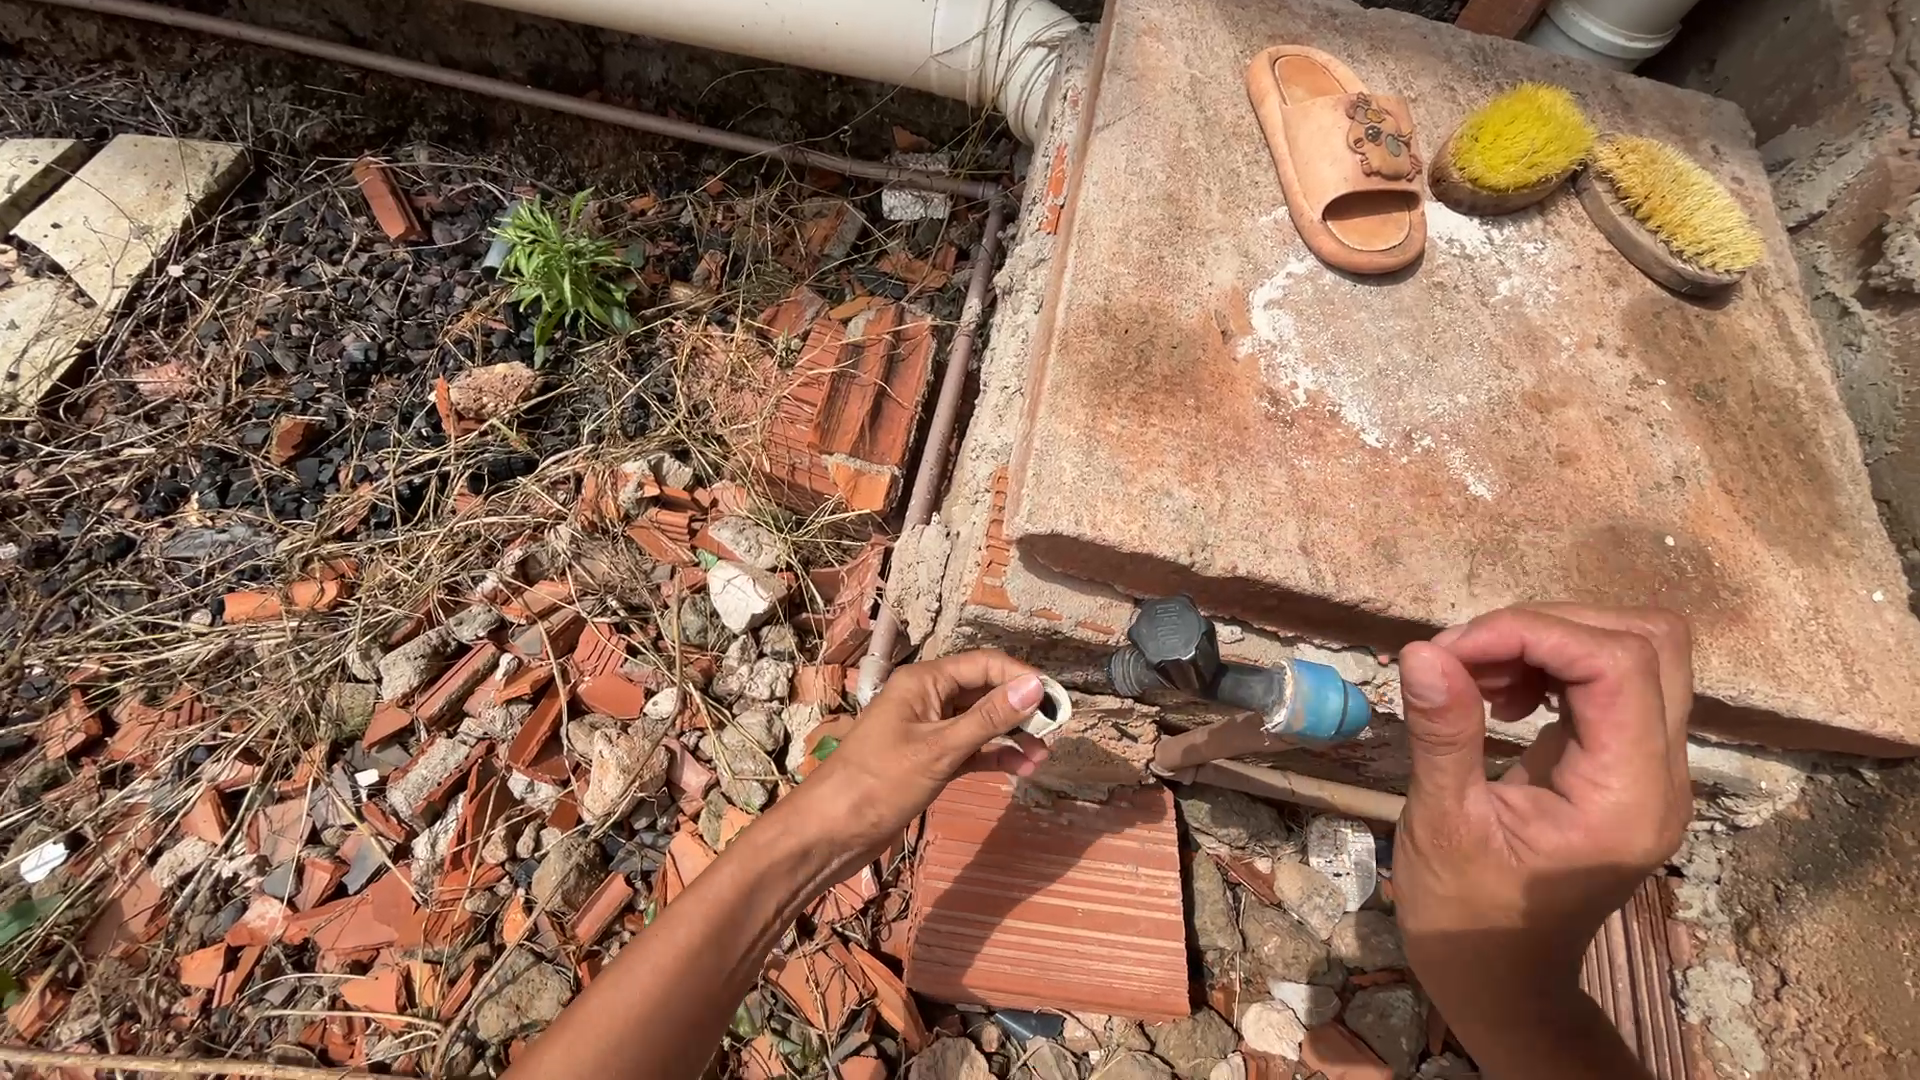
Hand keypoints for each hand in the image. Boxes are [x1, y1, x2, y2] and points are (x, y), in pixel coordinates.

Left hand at [778, 650, 1050, 877]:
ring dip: (1011, 736)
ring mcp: (928, 730)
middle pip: (984, 691)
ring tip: (1043, 756)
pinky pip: (970, 749)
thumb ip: (989, 718)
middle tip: (1056, 731)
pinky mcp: (929, 760)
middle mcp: (927, 698)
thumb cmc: (880, 783)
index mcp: (924, 682)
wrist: (829, 832)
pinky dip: (994, 756)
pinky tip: (1021, 768)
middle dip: (1020, 708)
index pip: (983, 664)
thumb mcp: (940, 749)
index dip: (1021, 677)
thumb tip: (1036, 685)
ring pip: (979, 723)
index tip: (1056, 700)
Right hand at [1392, 604, 1691, 1024]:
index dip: (1529, 632)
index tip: (1447, 651)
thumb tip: (1420, 650)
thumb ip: (1443, 732)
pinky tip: (1496, 694)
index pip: (1619, 664)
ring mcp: (1645, 767)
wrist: (1499, 971)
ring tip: (1473, 674)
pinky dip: (1545, 662)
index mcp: (1625, 795)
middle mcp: (1658, 773)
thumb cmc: (1465, 908)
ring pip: (1632, 650)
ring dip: (1544, 640)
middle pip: (1647, 642)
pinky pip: (1605, 678)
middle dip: (1544, 626)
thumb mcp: (1442, 820)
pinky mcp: (1617, 761)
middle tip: (1463, 656)